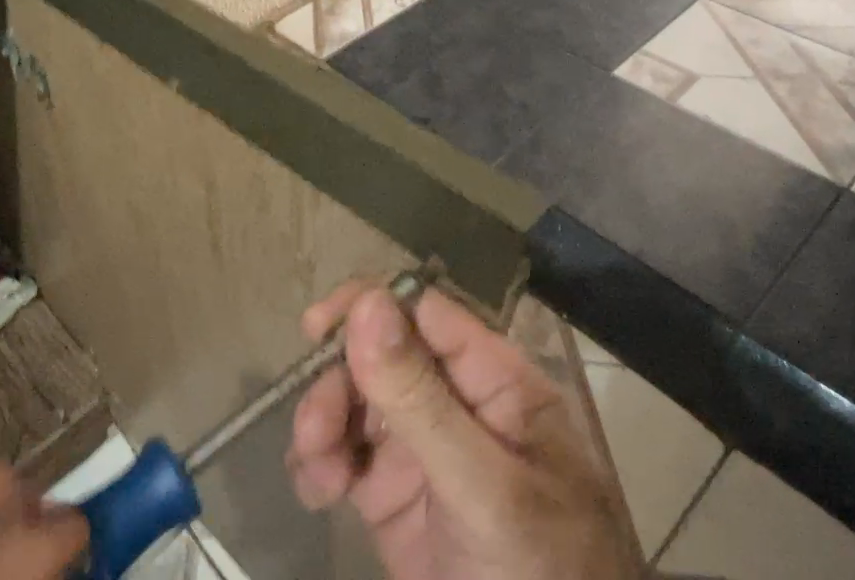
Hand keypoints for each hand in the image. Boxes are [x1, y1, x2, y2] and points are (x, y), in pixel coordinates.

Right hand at [286, 281, 637, 579]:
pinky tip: (318, 492)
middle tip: (315, 430)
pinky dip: (317, 463)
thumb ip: (420, 399)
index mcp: (497, 385)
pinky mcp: (390, 492)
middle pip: (375, 355)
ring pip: (348, 401)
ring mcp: (420, 448)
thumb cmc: (538, 573)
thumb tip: (368, 303)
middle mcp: (455, 404)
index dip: (369, 308)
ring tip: (319, 477)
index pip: (426, 314)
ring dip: (320, 427)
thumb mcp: (483, 488)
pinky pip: (339, 452)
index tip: (317, 329)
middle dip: (336, 385)